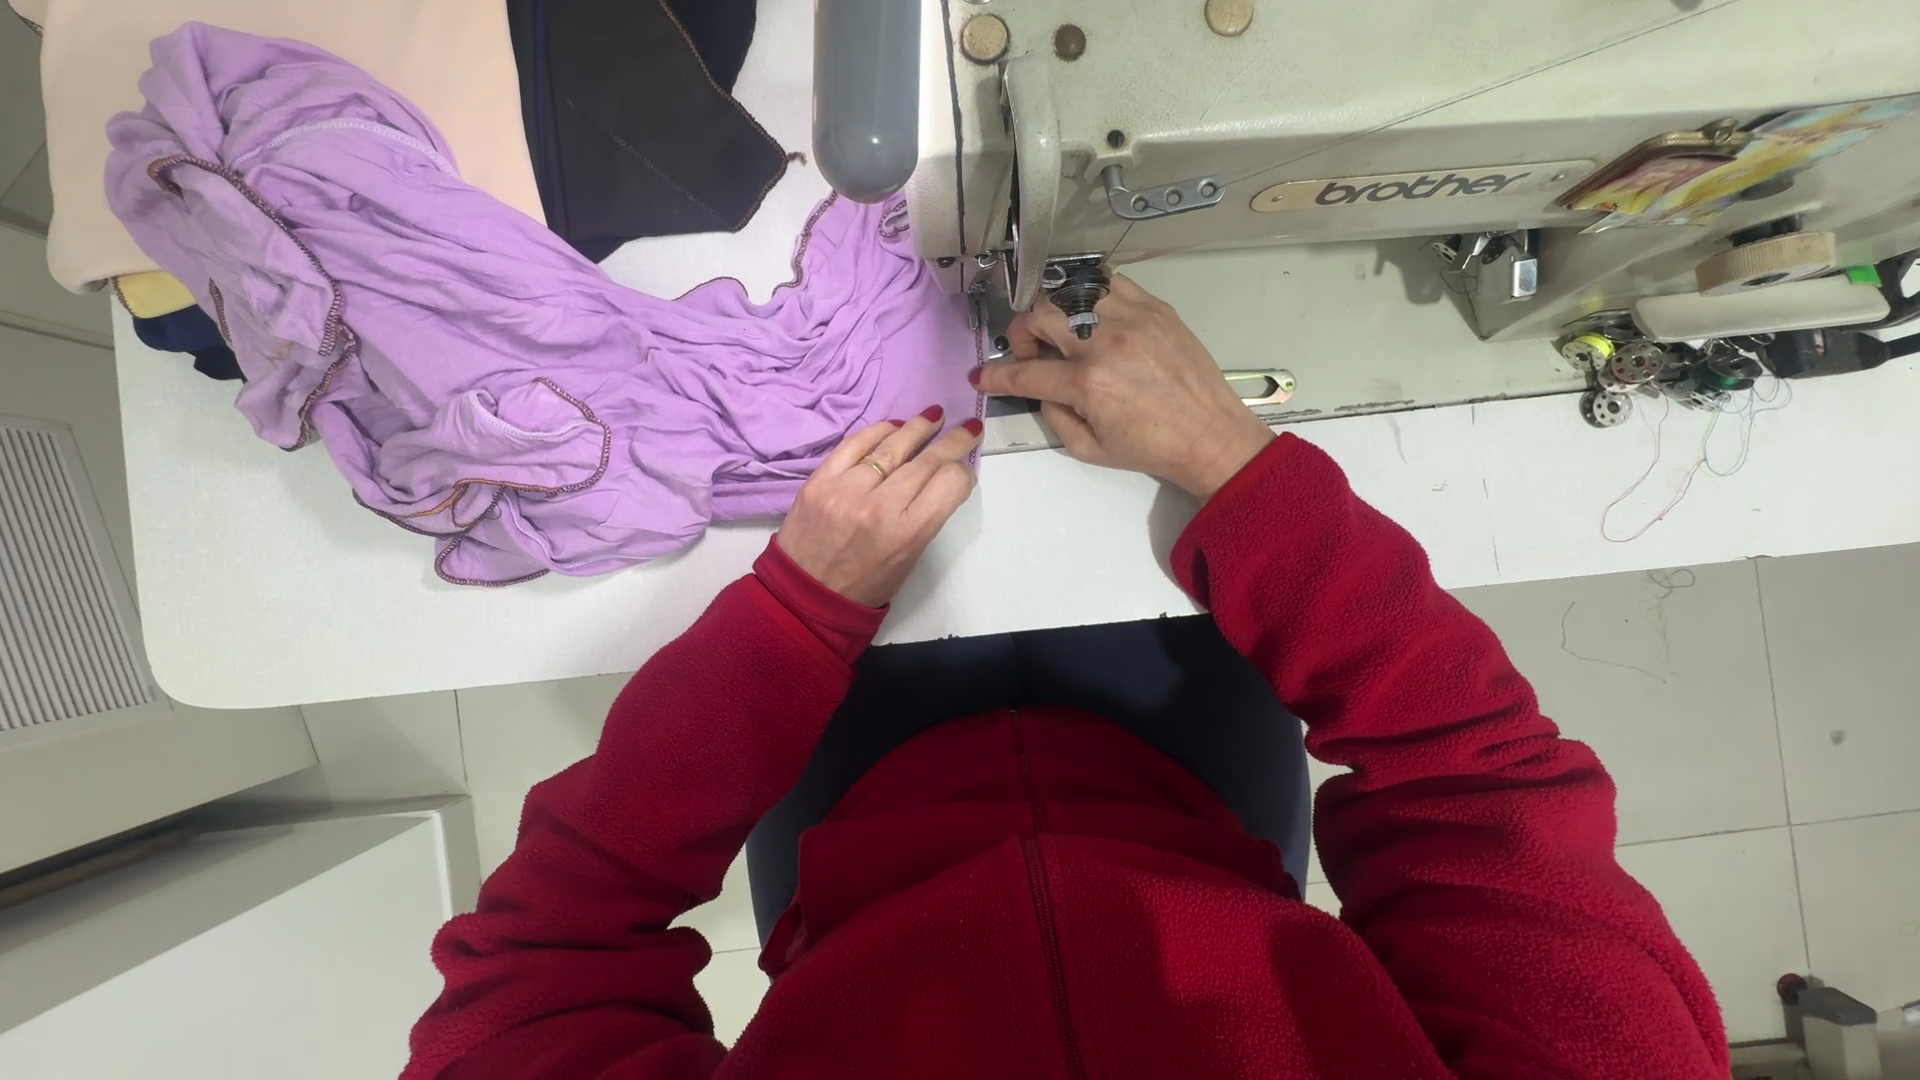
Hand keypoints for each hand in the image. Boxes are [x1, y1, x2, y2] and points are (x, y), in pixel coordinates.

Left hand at [776, 407, 982, 606]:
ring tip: (934, 417)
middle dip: (953, 441)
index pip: (949, 483)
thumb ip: (926, 518)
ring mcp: (845, 491)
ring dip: (917, 428)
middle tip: (967, 427)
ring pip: (891, 446)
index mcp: (906, 534)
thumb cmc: (865, 585)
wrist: (804, 596)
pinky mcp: (819, 481)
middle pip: (926, 461)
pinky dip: (877, 431)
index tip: (965, 467)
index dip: (963, 471)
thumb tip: (941, 479)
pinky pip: (854, 445)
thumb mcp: (908, 559)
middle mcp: (878, 507)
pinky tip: (894, 425)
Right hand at [973, 276, 1272, 499]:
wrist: (1210, 434)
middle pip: (1040, 315)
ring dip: (1056, 312)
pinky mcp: (1155, 307)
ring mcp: (1133, 318)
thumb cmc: (1150, 449)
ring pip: (1071, 291)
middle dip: (1022, 333)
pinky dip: (1090, 297)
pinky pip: (1108, 284)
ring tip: (1066, 333)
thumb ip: (1053, 416)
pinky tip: (1094, 319)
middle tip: (1032, 353)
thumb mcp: (1089, 449)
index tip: (982, 375)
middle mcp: (1107, 343)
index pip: (1025, 373)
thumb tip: (1040, 387)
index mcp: (1089, 385)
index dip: (997, 375)